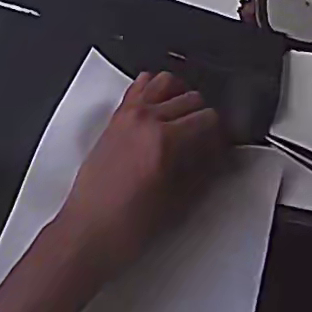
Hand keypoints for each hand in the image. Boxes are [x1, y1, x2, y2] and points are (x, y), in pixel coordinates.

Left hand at [54, 70, 227, 276]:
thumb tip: (218, 156)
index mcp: (164, 141)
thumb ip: (202, 173)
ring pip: (166, 81)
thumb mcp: (176, 204)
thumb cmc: (127, 224)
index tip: (222, 144)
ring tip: (185, 118)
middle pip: (191, 97)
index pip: (207, 119)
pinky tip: (160, 107)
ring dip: (181, 95)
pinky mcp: (117, 115)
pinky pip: (140, 84)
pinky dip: (155, 88)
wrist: (88, 230)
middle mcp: (147, 119)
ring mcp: (129, 113)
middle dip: (205, 116)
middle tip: (207, 138)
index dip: (221, 133)